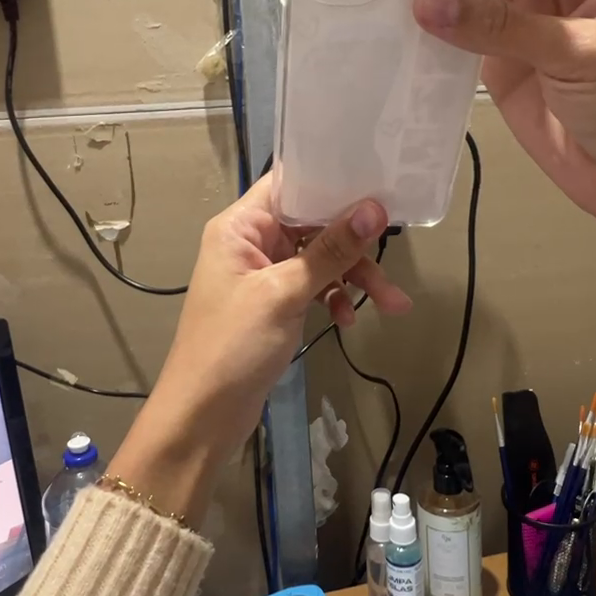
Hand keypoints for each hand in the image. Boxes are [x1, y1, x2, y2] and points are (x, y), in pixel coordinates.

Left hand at [111, 174, 410, 521]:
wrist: (202, 417)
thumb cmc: (233, 346)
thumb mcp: (285, 294)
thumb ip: (331, 251)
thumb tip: (374, 209)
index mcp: (240, 226)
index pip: (288, 182)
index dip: (329, 178)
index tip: (374, 180)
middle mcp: (250, 242)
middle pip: (312, 222)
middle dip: (354, 241)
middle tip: (394, 251)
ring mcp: (262, 273)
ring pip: (319, 257)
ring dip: (354, 276)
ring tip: (392, 303)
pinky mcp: (274, 302)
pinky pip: (313, 286)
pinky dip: (334, 298)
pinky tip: (347, 321)